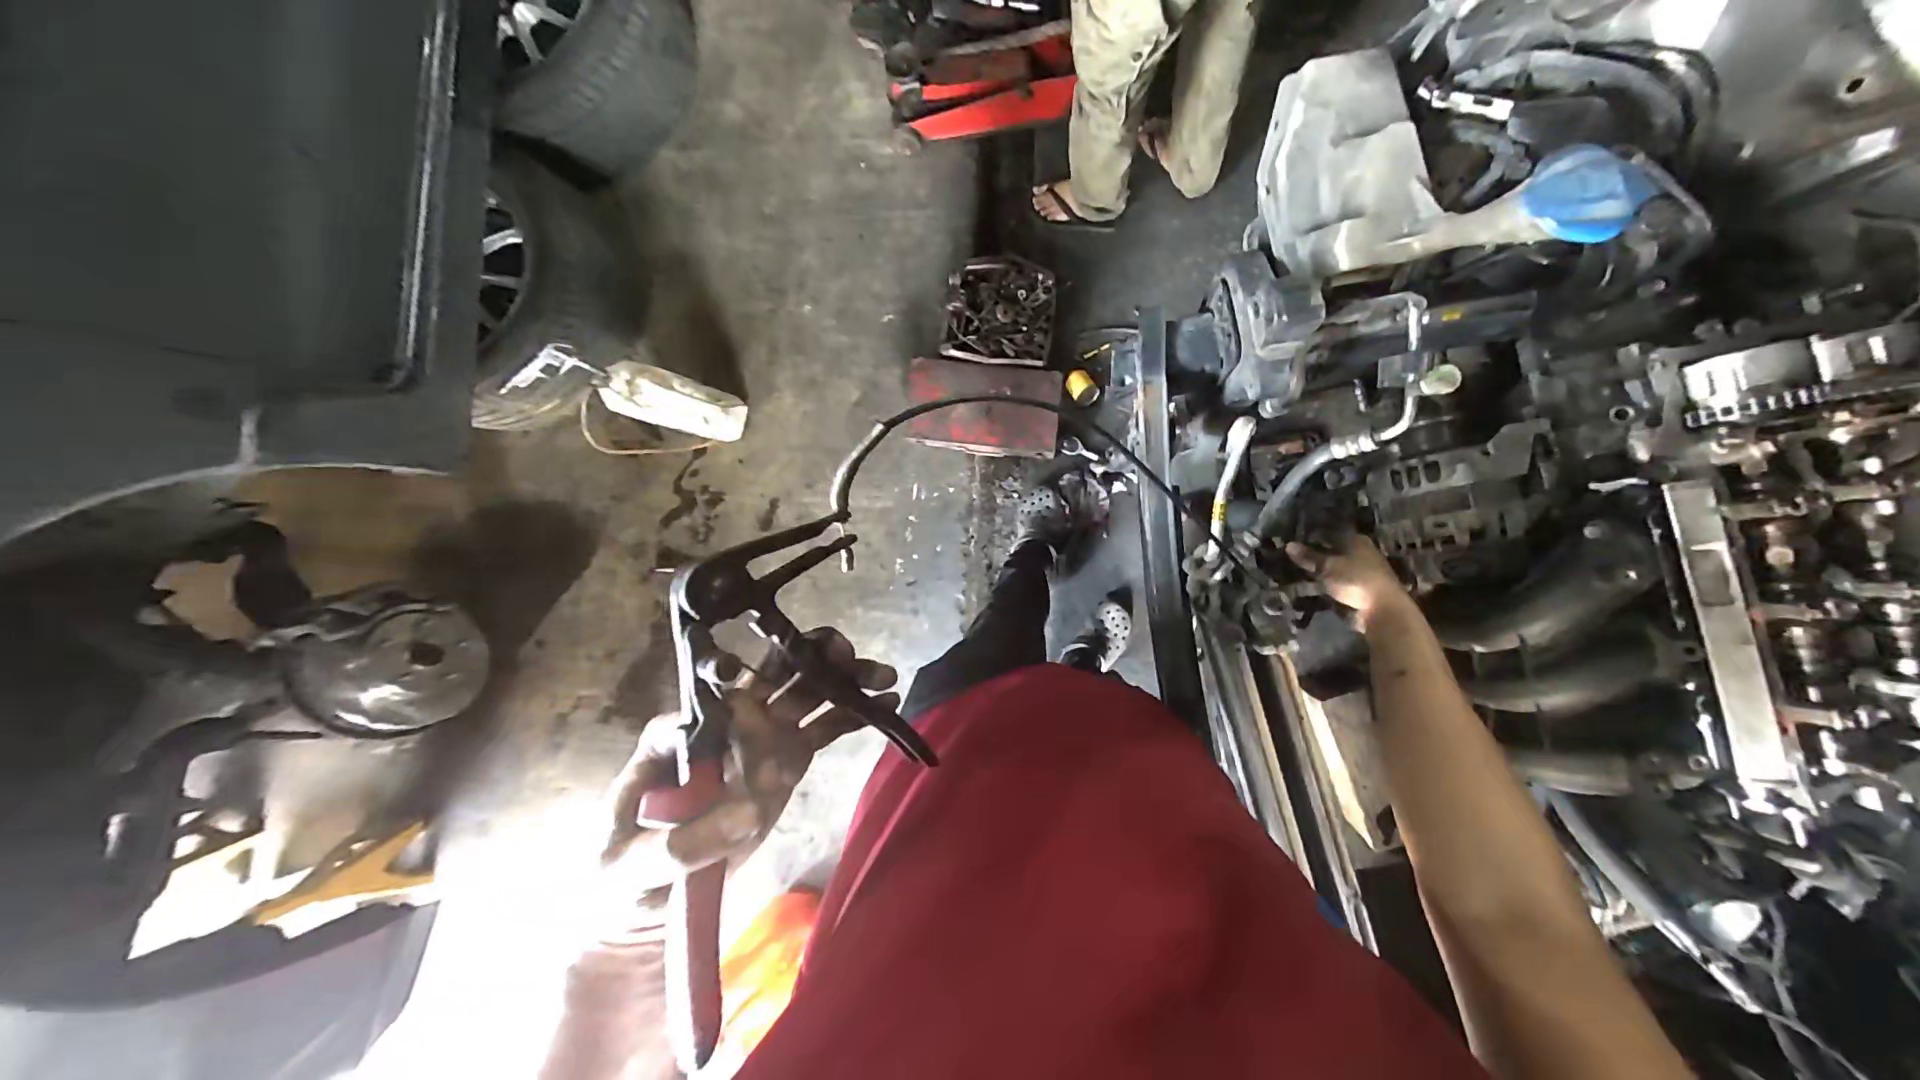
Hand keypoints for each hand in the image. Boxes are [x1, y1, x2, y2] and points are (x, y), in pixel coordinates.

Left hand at [595, 628, 896, 935]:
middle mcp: (722, 723)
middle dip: (809, 663)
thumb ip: (681, 843)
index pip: (714, 699)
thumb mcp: (630, 865)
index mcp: (679, 731)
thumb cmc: (617, 872)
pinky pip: (818, 734)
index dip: (746, 700)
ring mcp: (756, 742)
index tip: (766, 715)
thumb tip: (750, 813)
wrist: (639, 900)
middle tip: (844, 654)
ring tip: (880, 675)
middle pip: (769, 680)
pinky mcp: (782, 765)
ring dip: (840, 684)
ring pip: (802, 700)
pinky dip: (848, 719)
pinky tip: (882, 705)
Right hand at [1285, 534, 1412, 631]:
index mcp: (1355, 540)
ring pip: (1332, 565)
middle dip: (1312, 553)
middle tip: (1290, 556)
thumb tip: (1288, 545)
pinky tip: (1308, 584)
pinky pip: (1335, 580)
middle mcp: (1360, 551)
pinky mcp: (1359, 586)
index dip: (1310, 534)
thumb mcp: (1327, 567)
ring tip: (1294, 571)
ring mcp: (1360, 570)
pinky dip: (1323, 582)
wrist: (1382, 609)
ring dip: (1317, 569)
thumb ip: (1308, 556)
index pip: (1329, 532)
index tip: (1292, 539)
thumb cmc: (1355, 580)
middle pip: (1331, 549)